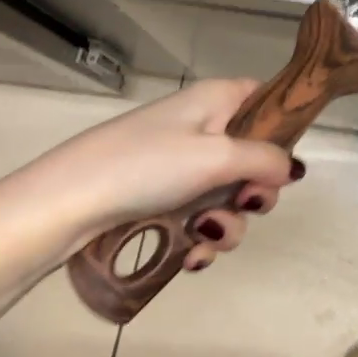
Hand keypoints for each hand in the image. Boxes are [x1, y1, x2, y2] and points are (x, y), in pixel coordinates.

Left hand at [7, 79, 302, 271]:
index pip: (268, 99)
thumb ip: (265, 159)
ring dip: (227, 225)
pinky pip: (202, 221)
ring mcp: (182, 167)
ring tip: (202, 236)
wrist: (64, 203)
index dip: (283, 129)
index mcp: (217, 100)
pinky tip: (190, 257)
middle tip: (244, 203)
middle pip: (255, 158)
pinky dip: (202, 240)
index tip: (283, 163)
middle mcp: (204, 128)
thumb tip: (293, 169)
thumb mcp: (214, 157)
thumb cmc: (144, 165)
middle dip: (255, 191)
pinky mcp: (163, 202)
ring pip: (231, 197)